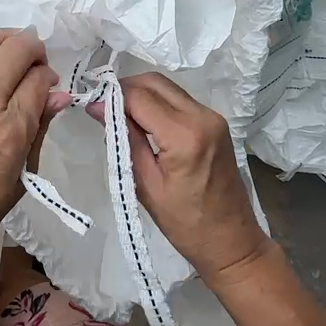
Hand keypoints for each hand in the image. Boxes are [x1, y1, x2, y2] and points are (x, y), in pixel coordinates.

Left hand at [0, 31, 68, 262]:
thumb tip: (60, 95)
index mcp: (11, 129)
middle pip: (15, 49)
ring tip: (7, 52)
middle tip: (34, 61)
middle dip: (33, 47)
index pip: (39, 79)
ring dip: (2, 39)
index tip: (48, 84)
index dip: (49, 77)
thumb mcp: (22, 173)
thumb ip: (40, 127)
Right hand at [87, 72, 270, 284]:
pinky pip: (179, 99)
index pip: (139, 97)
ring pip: (167, 87)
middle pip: (154, 82)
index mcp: (185, 135)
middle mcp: (202, 116)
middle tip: (105, 108)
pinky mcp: (215, 122)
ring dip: (142, 94)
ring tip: (122, 117)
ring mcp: (212, 116)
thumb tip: (98, 106)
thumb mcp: (145, 185)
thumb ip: (124, 140)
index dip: (112, 96)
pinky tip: (145, 123)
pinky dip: (158, 103)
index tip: (92, 106)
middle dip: (126, 89)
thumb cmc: (186, 224)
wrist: (232, 243)